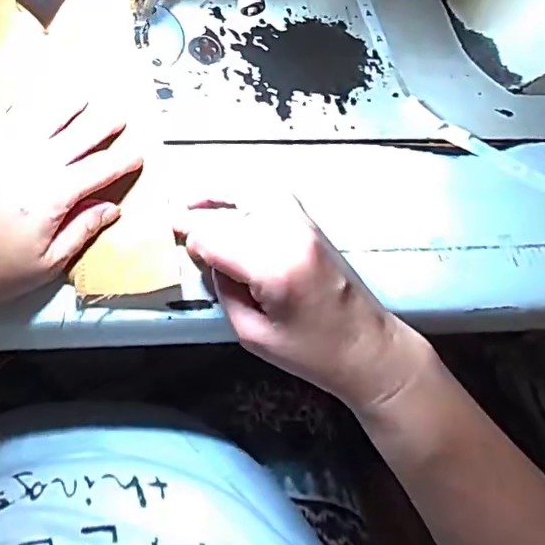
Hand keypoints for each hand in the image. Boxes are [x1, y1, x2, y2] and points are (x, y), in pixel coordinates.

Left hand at [0, 89, 143, 320]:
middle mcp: (34, 162)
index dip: (122, 162)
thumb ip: (81, 230)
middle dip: (102, 125)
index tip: (138, 154)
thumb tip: (111, 209)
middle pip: (77, 135)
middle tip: (119, 117)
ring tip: (82, 97)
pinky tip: (17, 93)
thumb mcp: (47, 263)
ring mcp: (5, 150)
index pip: (99, 170)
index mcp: (54, 193)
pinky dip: (9, 101)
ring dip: (65, 105)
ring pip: (43, 117)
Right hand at [175, 199, 435, 414]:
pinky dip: (245, 192)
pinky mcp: (310, 222)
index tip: (178, 243)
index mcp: (274, 268)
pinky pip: (270, 193)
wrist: (370, 349)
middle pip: (228, 212)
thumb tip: (210, 258)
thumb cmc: (313, 353)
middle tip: (174, 217)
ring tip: (195, 201)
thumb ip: (224, 291)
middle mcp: (288, 235)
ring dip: (220, 195)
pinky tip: (229, 201)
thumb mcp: (252, 335)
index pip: (214, 238)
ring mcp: (302, 224)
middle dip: (199, 216)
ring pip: (250, 192)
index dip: (192, 241)